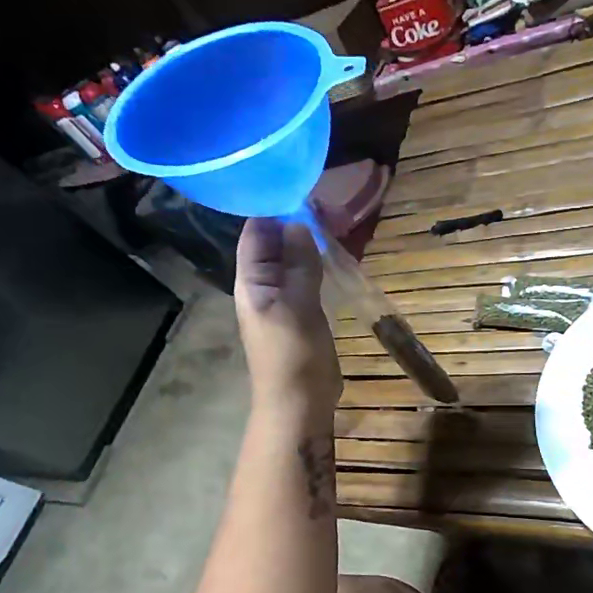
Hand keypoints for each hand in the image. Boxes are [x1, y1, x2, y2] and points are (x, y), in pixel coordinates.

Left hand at [234, 217, 339, 411]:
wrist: (299, 404)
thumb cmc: (292, 356)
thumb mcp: (296, 306)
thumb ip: (299, 264)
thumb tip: (300, 222)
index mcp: (252, 280)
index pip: (257, 232)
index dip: (276, 208)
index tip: (304, 187)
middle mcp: (265, 283)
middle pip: (277, 241)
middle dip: (299, 220)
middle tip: (332, 204)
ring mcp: (286, 297)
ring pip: (296, 257)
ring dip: (313, 238)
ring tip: (340, 218)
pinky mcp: (305, 309)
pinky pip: (310, 275)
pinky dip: (322, 259)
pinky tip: (340, 248)